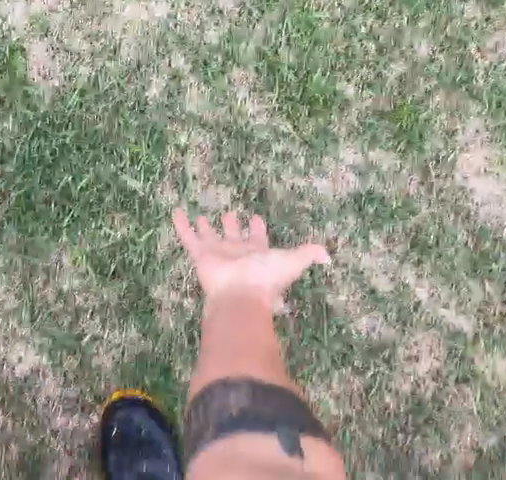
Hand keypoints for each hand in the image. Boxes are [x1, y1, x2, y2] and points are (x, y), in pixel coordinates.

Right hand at [171, 208, 331, 305]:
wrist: (240, 294)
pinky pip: (189, 237)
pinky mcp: (201, 255)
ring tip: (201, 215)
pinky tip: (176, 211)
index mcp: (257, 253)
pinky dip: (182, 225)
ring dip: (205, 227)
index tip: (257, 218)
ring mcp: (218, 254)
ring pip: (209, 237)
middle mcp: (237, 252)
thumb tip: (329, 255)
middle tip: (229, 215)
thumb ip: (308, 254)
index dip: (258, 229)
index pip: (258, 238)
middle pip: (233, 237)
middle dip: (232, 227)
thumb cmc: (266, 277)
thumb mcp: (292, 261)